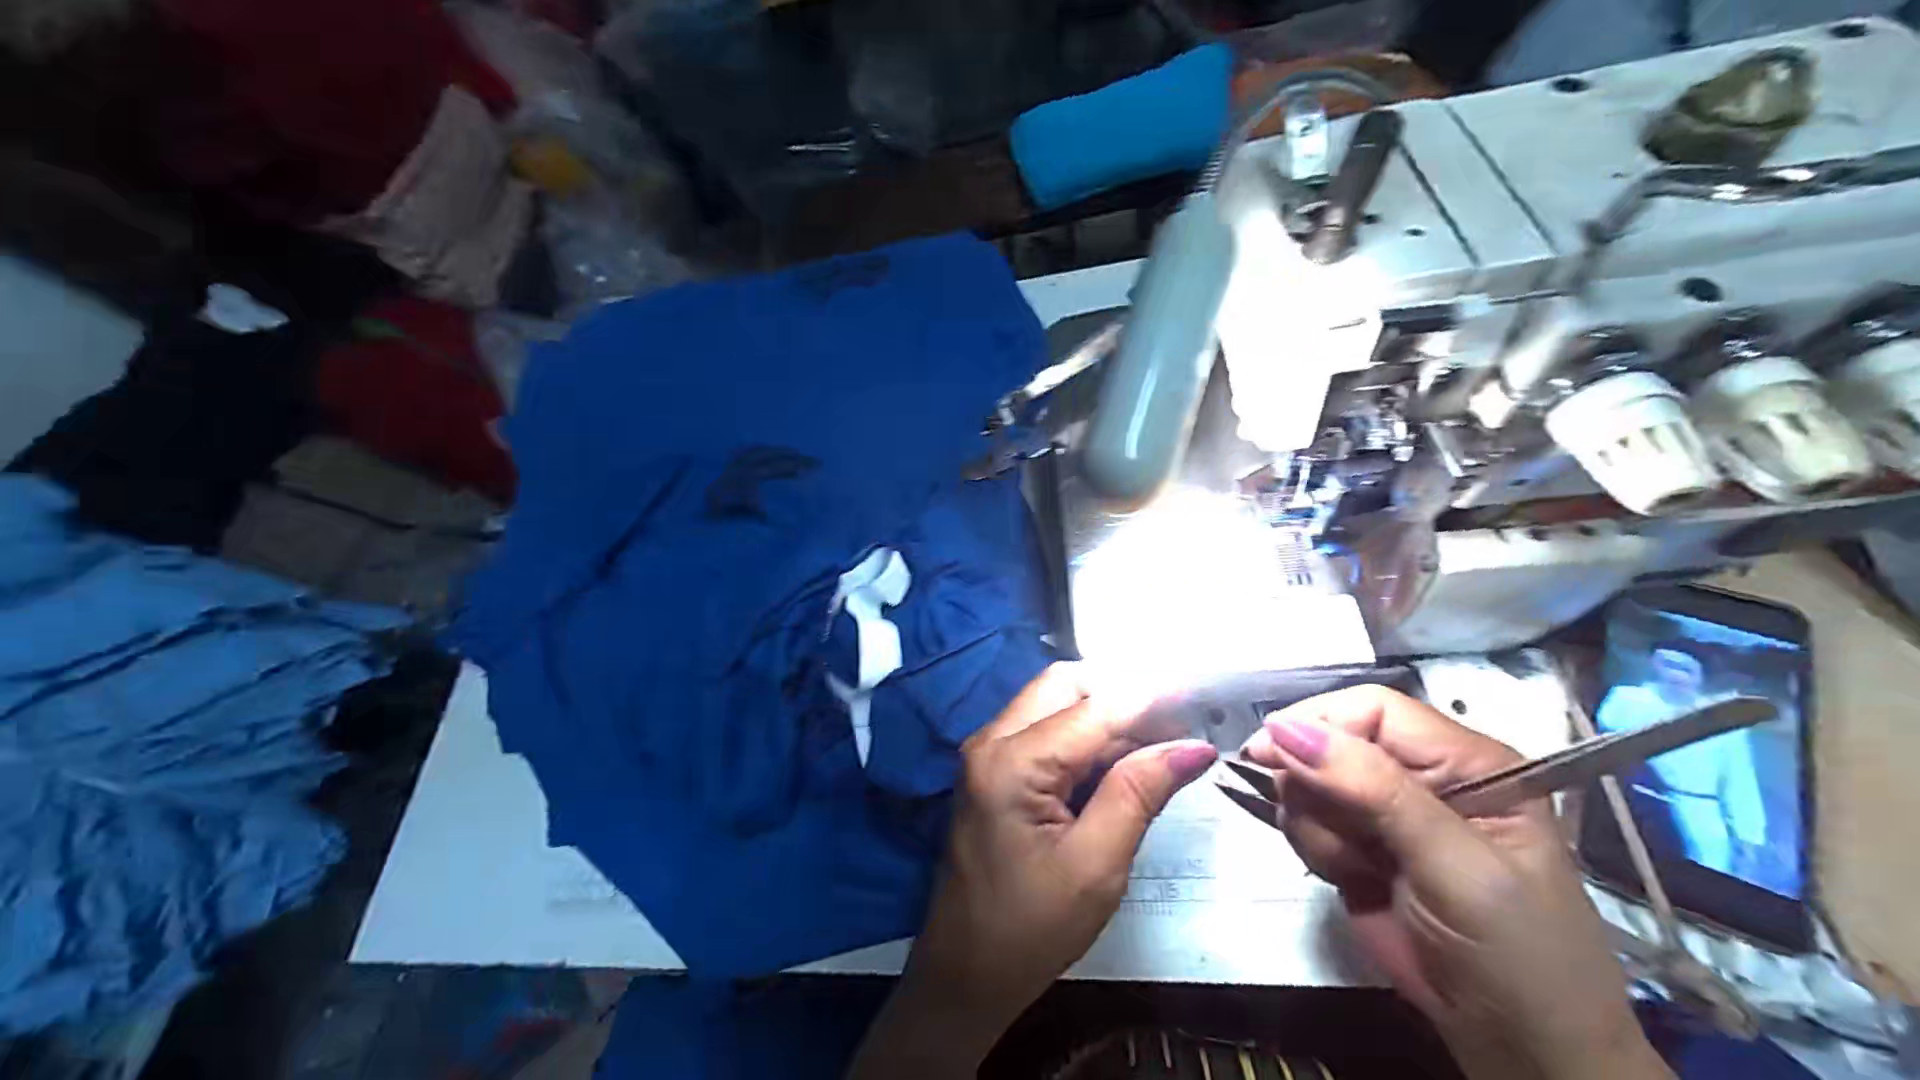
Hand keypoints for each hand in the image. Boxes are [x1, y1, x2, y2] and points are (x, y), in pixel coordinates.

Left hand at [847, 663, 1217, 1078]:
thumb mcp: (1096, 866)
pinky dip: (1086, 734)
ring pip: (1055, 701)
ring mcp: (988, 751)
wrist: (965, 970)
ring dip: (1107, 713)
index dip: (1149, 699)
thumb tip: (1193, 746)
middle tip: (1175, 723)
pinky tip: (1122, 757)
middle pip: (1064, 685)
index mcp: (1011, 762)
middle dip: (1122, 694)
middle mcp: (991, 740)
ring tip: (1160, 740)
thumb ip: (1139, 793)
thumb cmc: (1030, 929)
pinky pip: (1045, 728)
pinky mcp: (993, 767)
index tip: (1200, 695)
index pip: (1092, 708)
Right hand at [1244, 686, 1672, 1079]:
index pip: (1372, 710)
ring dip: (1316, 825)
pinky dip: (1313, 847)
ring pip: (1306, 782)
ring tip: (1359, 868)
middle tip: (1336, 834)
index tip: (1268, 753)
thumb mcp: (1458, 868)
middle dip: (1315, 785)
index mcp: (1466, 762)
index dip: (1318, 723)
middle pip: (1329, 741)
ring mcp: (1383, 811)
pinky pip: (1304, 820)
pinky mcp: (1355, 844)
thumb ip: (1376, 791)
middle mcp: (1420, 775)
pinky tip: (1351, 878)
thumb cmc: (1518, 956)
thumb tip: (1285, 729)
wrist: (1522, 1050)